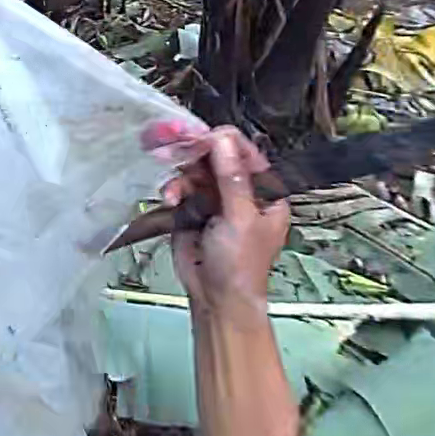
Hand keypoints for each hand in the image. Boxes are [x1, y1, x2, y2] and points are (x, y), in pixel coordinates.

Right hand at [161, 127, 289, 314]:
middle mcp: (240, 191)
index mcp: (264, 192)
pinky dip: (174, 190)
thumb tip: (222, 138)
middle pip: (217, 158)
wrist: (216, 299)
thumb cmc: (240, 263)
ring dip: (181, 176)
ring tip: (173, 192)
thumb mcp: (240, 217)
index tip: (202, 135)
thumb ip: (231, 177)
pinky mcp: (193, 209)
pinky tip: (170, 200)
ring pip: (195, 171)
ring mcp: (216, 200)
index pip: (245, 154)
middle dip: (195, 154)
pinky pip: (182, 188)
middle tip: (174, 147)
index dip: (224, 142)